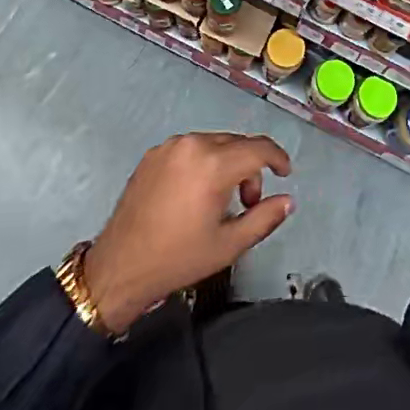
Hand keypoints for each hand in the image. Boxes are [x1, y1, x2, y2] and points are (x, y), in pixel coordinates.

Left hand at [82, 132, 293, 331]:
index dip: (278, 158)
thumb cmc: (178, 258)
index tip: (285, 173)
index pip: (258, 148)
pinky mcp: (153, 154)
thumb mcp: (230, 245)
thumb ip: (265, 218)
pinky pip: (190, 149)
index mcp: (213, 165)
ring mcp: (169, 147)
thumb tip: (287, 200)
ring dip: (227, 164)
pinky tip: (196, 193)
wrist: (122, 265)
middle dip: (250, 168)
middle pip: (236, 144)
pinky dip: (203, 163)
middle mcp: (192, 145)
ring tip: (221, 201)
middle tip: (248, 202)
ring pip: (213, 144)